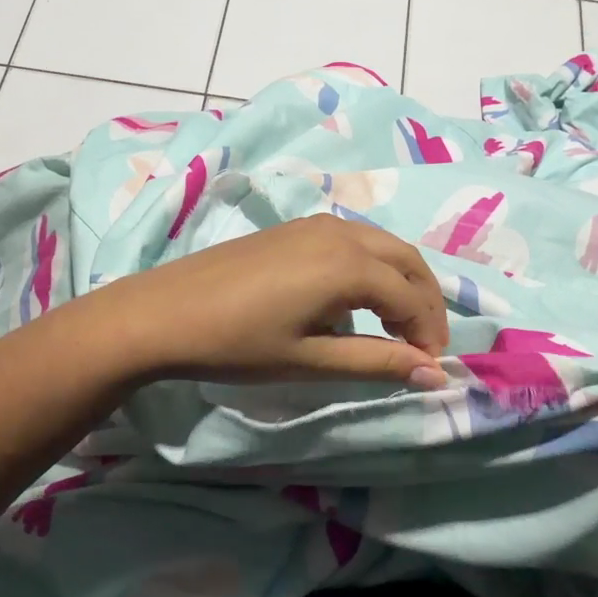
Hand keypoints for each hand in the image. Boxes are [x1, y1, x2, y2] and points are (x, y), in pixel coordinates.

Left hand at [96, 214, 450, 387]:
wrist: (163, 312)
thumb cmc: (237, 344)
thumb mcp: (311, 360)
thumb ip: (376, 362)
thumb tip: (434, 372)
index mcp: (349, 265)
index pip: (412, 297)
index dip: (428, 334)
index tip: (428, 370)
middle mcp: (342, 233)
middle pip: (407, 261)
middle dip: (425, 303)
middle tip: (423, 347)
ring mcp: (317, 224)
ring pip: (383, 246)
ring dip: (401, 283)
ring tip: (395, 329)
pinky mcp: (297, 227)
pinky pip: (356, 241)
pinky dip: (374, 268)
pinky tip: (355, 304)